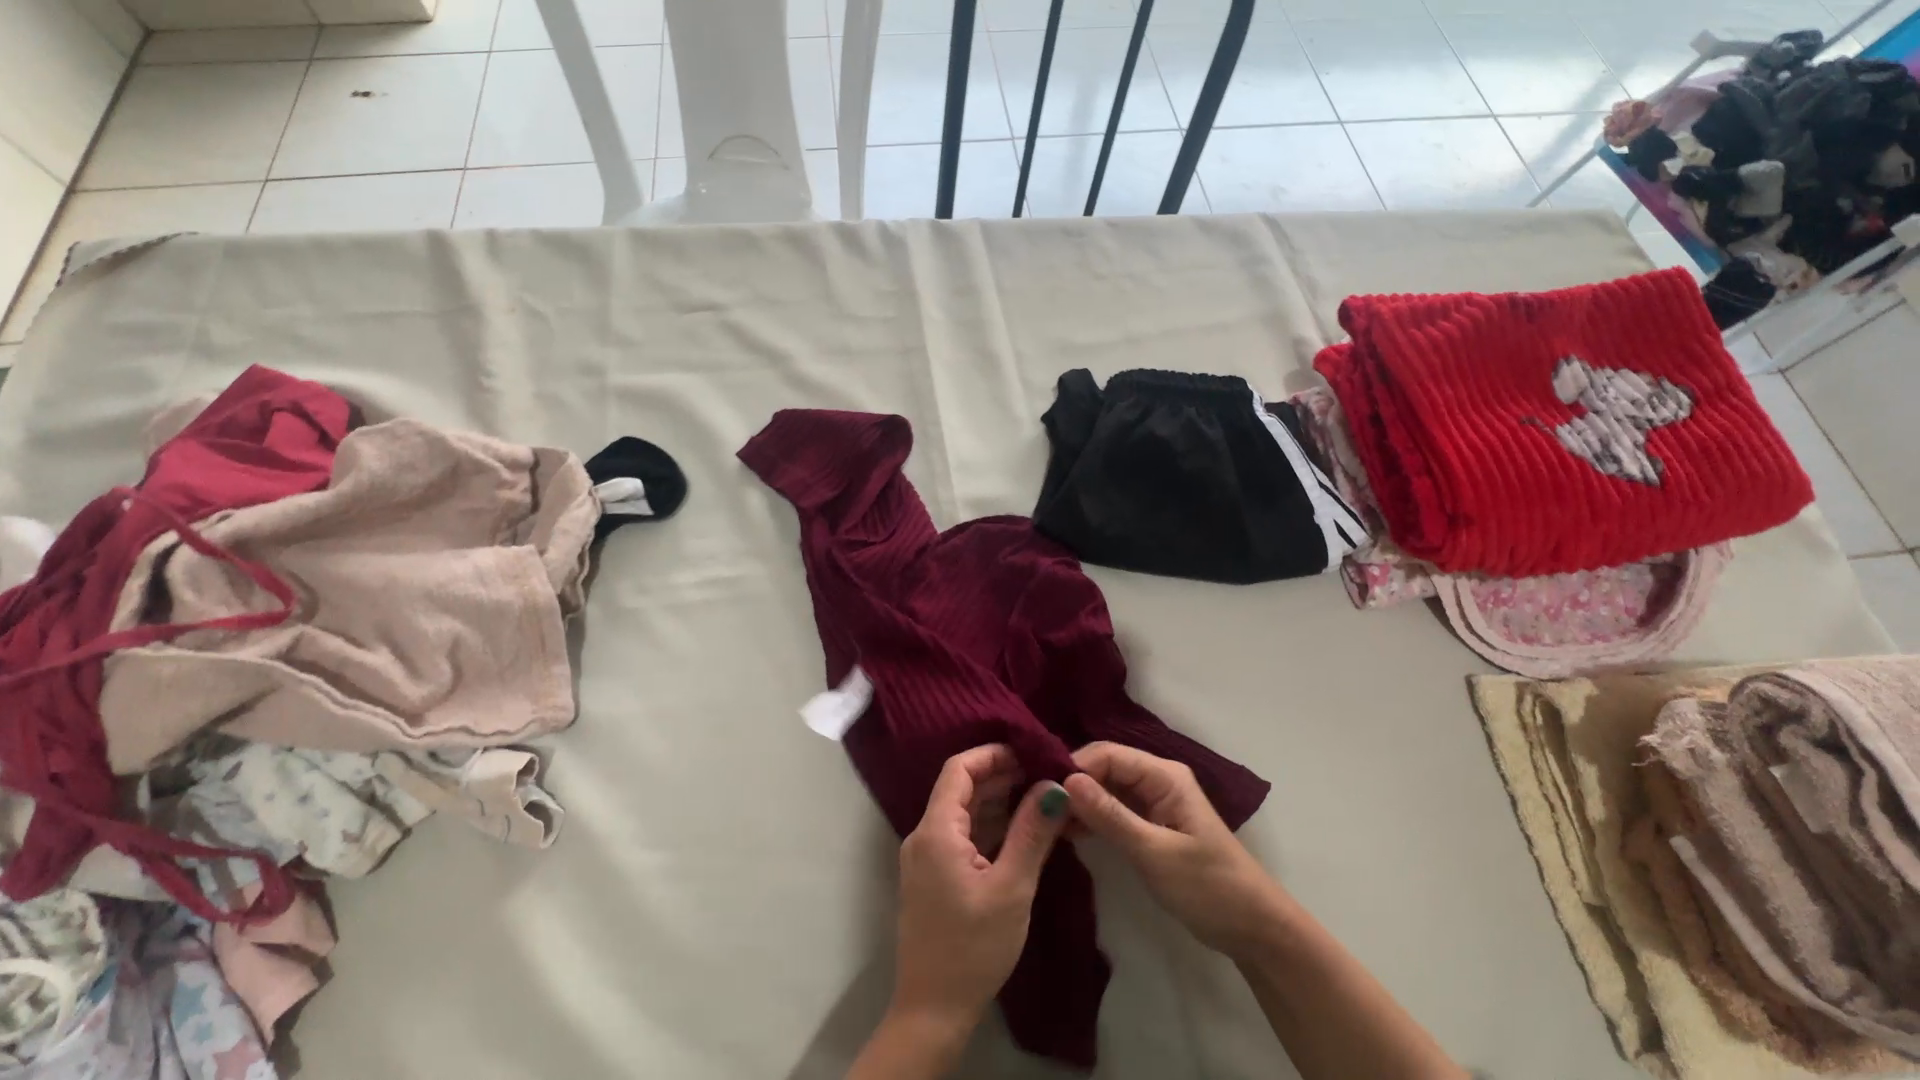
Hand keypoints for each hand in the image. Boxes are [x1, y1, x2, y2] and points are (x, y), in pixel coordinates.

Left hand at [891, 744, 1070, 1032]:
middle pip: (961, 788)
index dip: (993, 753)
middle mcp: (924, 836)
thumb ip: (1032, 833)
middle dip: (1002, 775)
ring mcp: (927, 859)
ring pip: (964, 813)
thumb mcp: (1011, 887)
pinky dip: (992, 827)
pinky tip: (1024, 830)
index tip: (1031, 749)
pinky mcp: (935, 878)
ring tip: (1043, 795)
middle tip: (1047, 771)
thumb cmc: (973, 946)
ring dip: (1000, 801)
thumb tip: (1054, 785)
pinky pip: (963, 836)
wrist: (933, 1008)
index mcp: (936, 831)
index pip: (959, 769)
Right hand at [1064, 742, 1285, 957]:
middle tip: (1039, 810)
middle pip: (1104, 767)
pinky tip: (1068, 834)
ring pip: (1105, 789)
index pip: (1107, 754)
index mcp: (1164, 776)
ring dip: (1079, 802)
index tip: (1042, 793)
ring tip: (1047, 823)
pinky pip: (1112, 810)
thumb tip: (1066, 781)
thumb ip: (1110, 815)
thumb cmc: (1208, 886)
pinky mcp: (1149, 826)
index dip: (1074, 768)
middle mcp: (1157, 780)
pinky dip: (1091, 819)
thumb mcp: (1154, 852)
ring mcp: (1153, 803)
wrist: (1251, 927)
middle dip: (1072, 784)